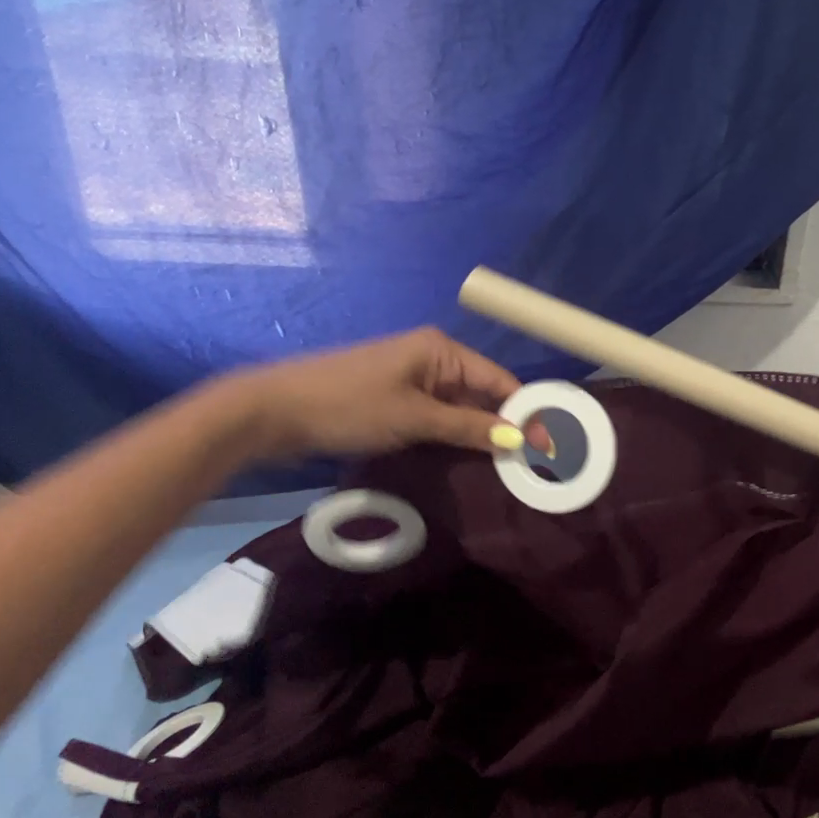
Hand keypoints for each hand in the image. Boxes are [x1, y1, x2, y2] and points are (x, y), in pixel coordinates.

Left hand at [215, 327, 548, 459]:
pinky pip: (437, 415)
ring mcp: (412, 378)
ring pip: (460, 407)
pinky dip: (453, 434)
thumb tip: (519, 438)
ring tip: (505, 467)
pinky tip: (466, 458)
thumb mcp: (415, 419)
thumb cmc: (349, 406)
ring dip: (479, 433)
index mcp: (443, 350)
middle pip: (483, 393)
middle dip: (504, 425)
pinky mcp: (395, 399)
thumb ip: (469, 427)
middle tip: (529, 463)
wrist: (271, 411)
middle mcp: (433, 358)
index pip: (500, 381)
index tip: (547, 446)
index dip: (525, 412)